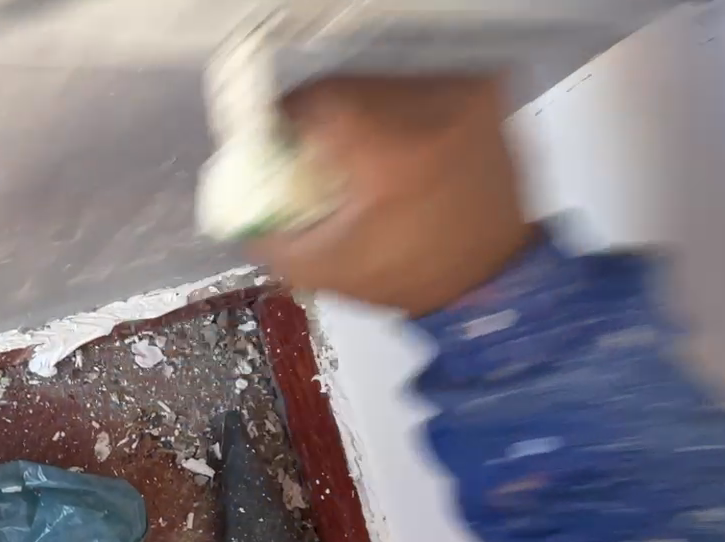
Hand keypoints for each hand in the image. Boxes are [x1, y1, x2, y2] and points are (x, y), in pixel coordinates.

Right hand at [248, 75, 536, 316]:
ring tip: (338, 150)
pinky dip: (383, 112)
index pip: (318, 100)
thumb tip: (236, 209)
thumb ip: (266, 235)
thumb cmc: (405, 275)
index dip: (281, 117)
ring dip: (348, 113)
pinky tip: (375, 147)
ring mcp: (466, 94)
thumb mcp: (317, 267)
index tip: (266, 140)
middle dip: (312, 119)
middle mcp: (435, 109)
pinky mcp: (482, 93)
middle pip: (348, 87)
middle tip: (296, 151)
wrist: (489, 276)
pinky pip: (412, 88)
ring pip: (379, 82)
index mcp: (390, 153)